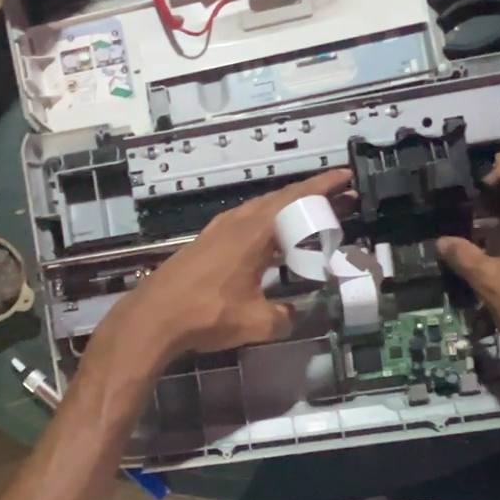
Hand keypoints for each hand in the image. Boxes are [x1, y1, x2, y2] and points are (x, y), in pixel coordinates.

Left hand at [91, 169, 353, 374]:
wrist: (154, 318)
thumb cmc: (207, 315)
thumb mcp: (256, 322)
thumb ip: (284, 317)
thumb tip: (294, 315)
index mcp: (255, 232)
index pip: (296, 199)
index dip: (323, 186)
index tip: (346, 176)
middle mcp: (236, 223)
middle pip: (279, 200)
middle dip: (309, 198)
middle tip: (336, 201)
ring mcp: (217, 231)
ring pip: (258, 211)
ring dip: (285, 211)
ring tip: (307, 221)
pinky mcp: (204, 244)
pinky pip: (243, 224)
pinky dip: (264, 225)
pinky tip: (268, 243)